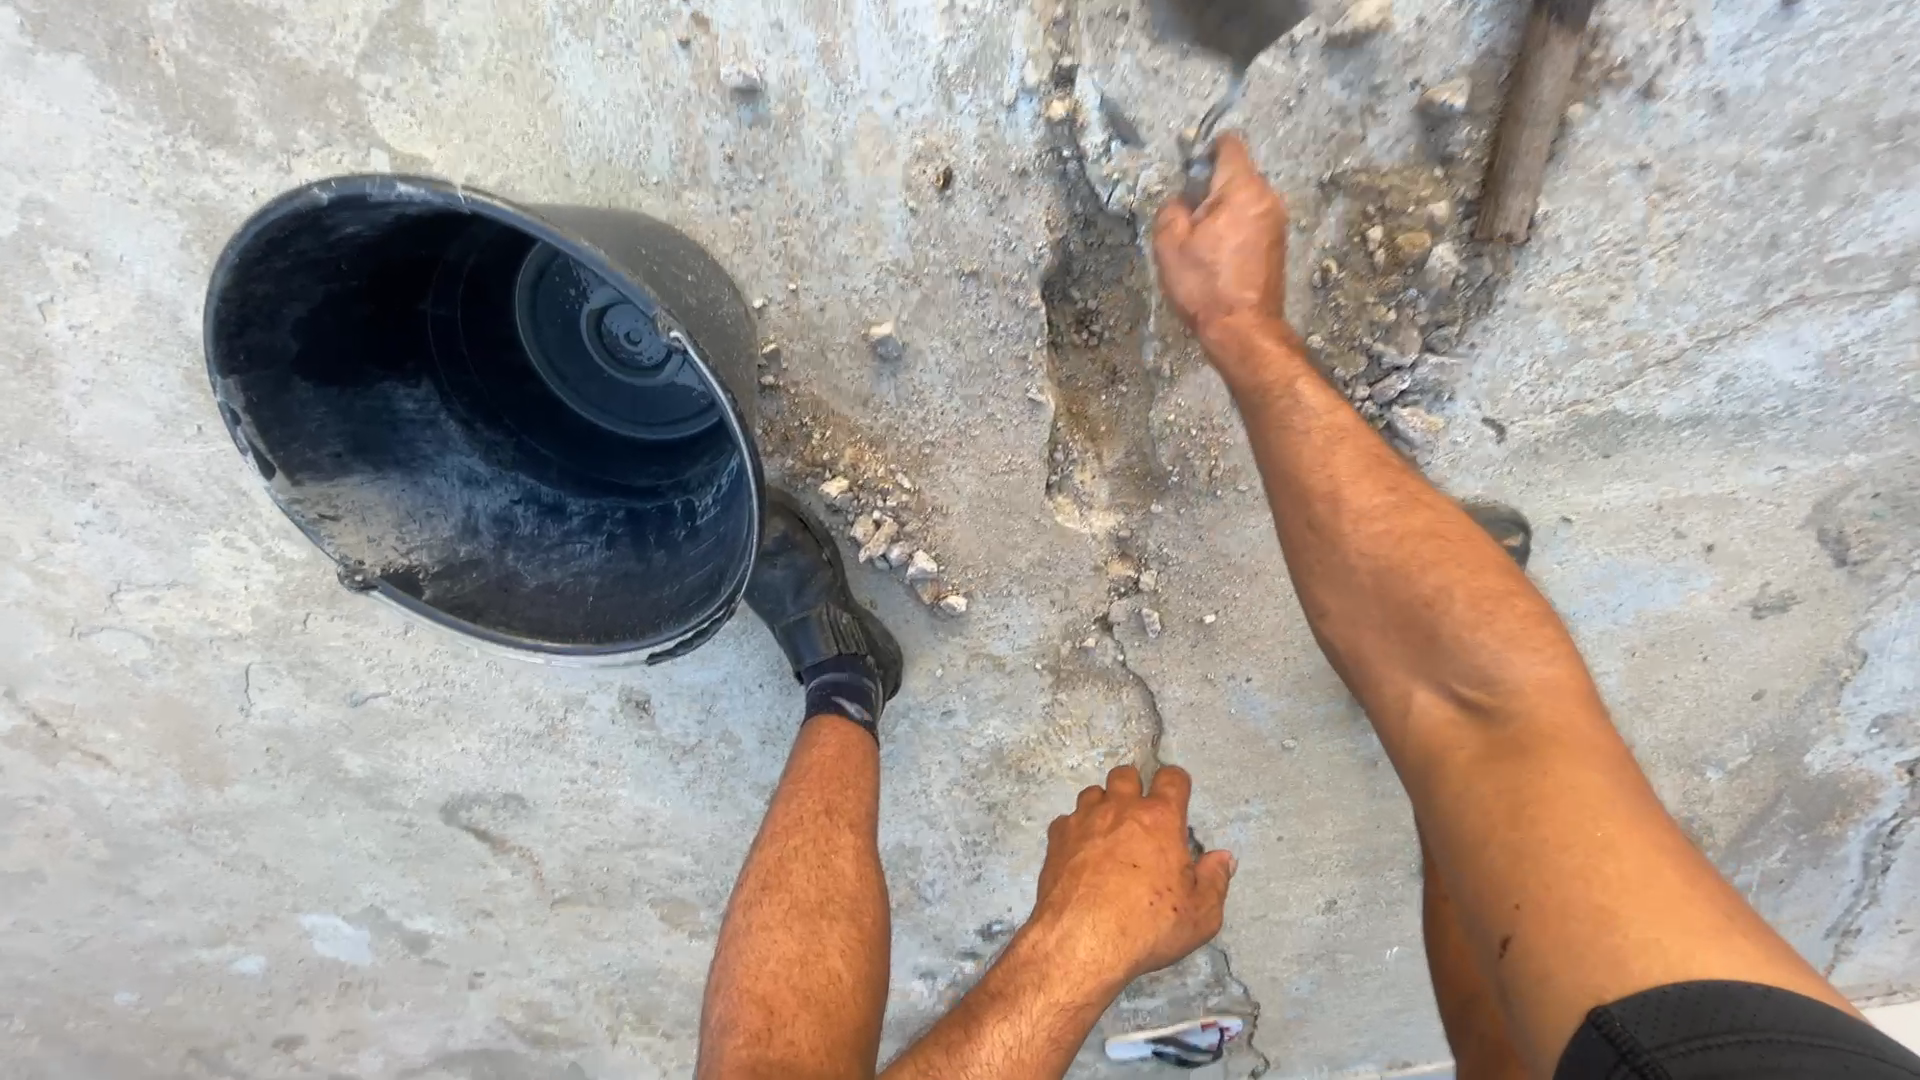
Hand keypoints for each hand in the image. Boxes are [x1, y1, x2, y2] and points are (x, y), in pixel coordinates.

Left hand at [1027, 765, 1235, 986]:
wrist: (1082, 939)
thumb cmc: (1147, 926)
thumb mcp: (1201, 915)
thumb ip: (1214, 881)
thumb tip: (1224, 858)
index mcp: (1160, 819)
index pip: (1171, 778)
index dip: (1176, 783)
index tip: (1176, 797)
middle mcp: (1120, 808)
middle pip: (1126, 775)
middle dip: (1134, 788)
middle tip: (1139, 816)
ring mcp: (1084, 819)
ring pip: (1093, 792)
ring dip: (1103, 806)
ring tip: (1109, 833)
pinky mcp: (1057, 836)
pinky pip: (1067, 819)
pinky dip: (1076, 830)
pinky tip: (1081, 853)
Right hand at [1153, 135, 1298, 384]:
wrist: (1242, 329)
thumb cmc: (1204, 285)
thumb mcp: (1169, 245)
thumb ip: (1171, 209)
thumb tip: (1181, 200)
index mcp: (1241, 188)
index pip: (1228, 144)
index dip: (1205, 150)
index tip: (1188, 171)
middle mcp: (1267, 196)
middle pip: (1236, 174)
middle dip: (1211, 189)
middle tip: (1187, 220)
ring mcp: (1276, 221)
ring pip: (1244, 200)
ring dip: (1222, 212)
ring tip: (1201, 244)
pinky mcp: (1277, 243)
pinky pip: (1251, 221)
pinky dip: (1234, 229)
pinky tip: (1217, 257)